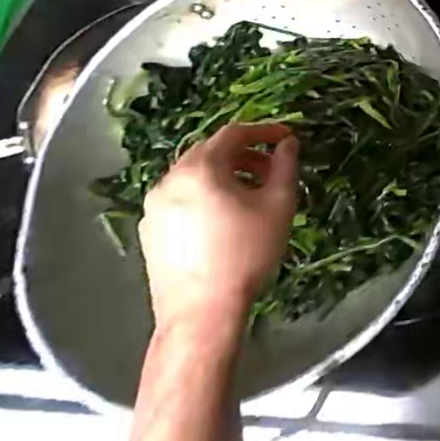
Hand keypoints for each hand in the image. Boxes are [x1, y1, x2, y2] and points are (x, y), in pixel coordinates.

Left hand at [139, 122, 298, 334]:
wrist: (202, 310)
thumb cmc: (247, 251)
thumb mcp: (279, 203)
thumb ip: (285, 166)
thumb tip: (288, 144)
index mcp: (199, 170)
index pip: (233, 133)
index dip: (265, 130)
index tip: (288, 137)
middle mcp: (168, 182)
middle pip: (209, 152)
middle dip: (245, 152)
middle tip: (274, 164)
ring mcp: (154, 207)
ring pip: (193, 175)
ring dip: (226, 173)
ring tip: (254, 191)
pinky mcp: (150, 230)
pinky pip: (182, 197)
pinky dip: (208, 192)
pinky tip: (229, 214)